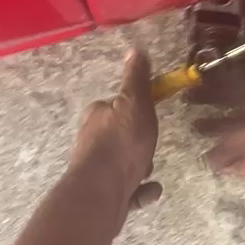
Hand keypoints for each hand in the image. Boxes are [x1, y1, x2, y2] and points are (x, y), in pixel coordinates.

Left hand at [66, 50, 161, 222]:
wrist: (102, 193)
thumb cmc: (120, 144)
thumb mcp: (134, 103)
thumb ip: (136, 79)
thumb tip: (134, 49)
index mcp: (97, 117)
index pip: (112, 107)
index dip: (130, 111)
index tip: (146, 117)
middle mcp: (92, 143)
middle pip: (119, 138)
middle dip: (137, 144)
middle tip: (149, 146)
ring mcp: (97, 173)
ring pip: (123, 166)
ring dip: (140, 168)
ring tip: (150, 171)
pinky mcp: (103, 196)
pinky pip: (128, 192)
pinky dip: (141, 191)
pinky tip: (152, 190)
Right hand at [189, 68, 244, 226]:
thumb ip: (234, 139)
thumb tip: (211, 154)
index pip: (242, 82)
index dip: (221, 79)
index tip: (197, 79)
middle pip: (239, 103)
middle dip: (215, 100)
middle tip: (189, 101)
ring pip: (241, 132)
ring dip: (219, 129)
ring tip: (195, 129)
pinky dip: (228, 158)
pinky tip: (213, 162)